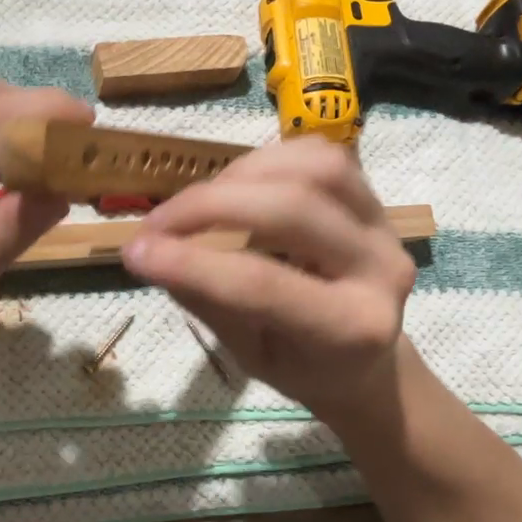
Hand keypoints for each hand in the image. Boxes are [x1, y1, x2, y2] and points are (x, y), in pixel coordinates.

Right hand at [121, 139, 416, 422]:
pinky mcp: (375, 195)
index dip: (193, 263)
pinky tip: (235, 187)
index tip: (135, 252)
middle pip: (295, 209)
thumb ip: (208, 302)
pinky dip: (265, 161)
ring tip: (196, 206)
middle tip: (155, 225)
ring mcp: (386, 225)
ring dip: (239, 176)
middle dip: (210, 207)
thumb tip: (151, 252)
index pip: (264, 285)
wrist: (366, 362)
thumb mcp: (249, 356)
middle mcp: (383, 270)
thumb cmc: (301, 367)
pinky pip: (319, 155)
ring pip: (314, 167)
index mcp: (353, 329)